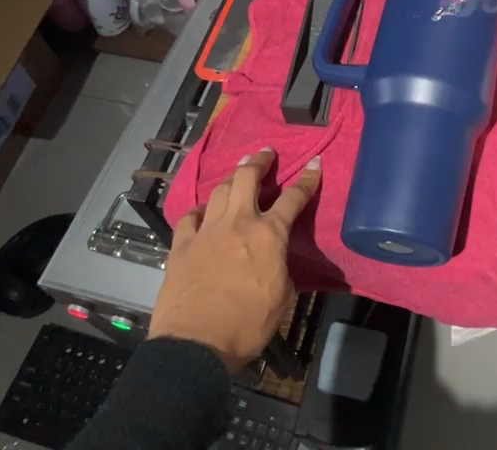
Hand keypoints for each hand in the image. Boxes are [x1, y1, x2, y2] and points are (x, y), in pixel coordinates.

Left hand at [150, 149, 320, 368]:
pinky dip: (199, 210)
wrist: (195, 344)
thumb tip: (278, 260)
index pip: (294, 197)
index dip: (307, 178)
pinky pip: (190, 217)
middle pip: (248, 178)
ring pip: (220, 190)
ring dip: (231, 177)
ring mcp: (207, 231)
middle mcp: (238, 223)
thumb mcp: (282, 297)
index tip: (314, 163)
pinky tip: (202, 211)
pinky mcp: (182, 246)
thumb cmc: (247, 324)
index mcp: (269, 234)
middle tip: (266, 152)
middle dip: (260, 160)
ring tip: (237, 171)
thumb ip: (282, 268)